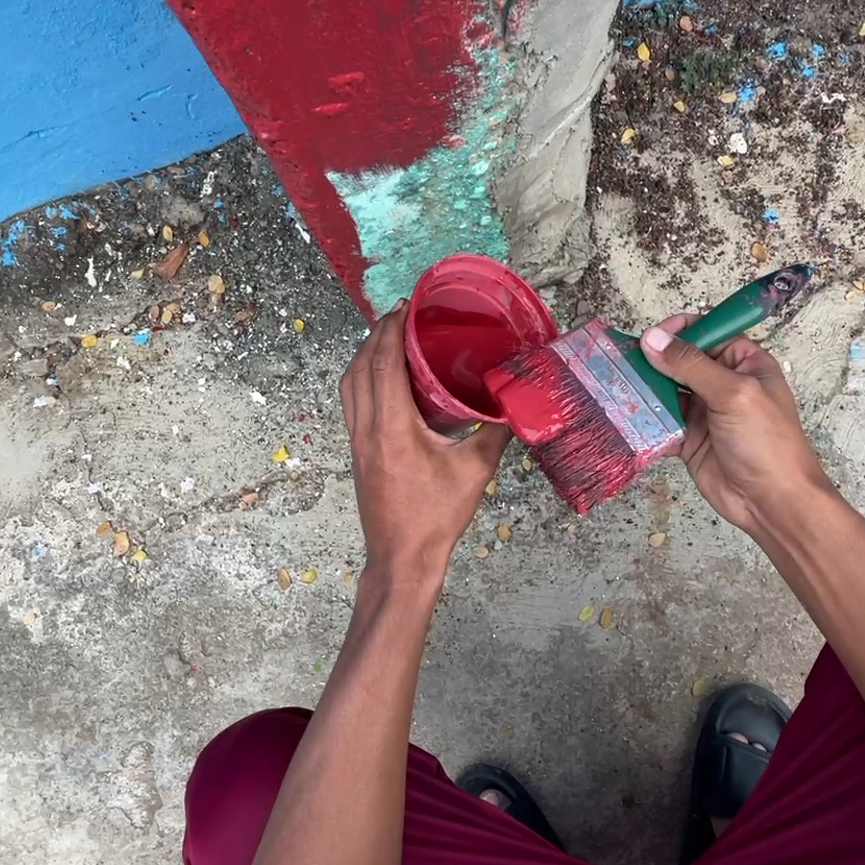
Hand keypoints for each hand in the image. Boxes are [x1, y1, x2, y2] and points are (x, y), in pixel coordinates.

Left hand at [341, 302, 510, 579]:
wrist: (402, 557)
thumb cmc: (436, 518)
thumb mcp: (475, 472)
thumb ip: (495, 433)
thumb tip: (515, 403)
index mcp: (393, 428)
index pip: (383, 365)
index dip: (391, 331)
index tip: (405, 307)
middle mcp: (367, 429)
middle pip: (359, 368)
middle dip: (376, 335)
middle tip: (400, 316)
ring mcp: (357, 442)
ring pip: (348, 385)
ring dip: (363, 356)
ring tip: (388, 339)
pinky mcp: (357, 452)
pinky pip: (351, 403)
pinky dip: (361, 379)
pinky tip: (384, 380)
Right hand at [638, 316, 827, 534]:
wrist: (771, 502)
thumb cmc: (767, 443)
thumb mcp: (733, 394)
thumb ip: (691, 365)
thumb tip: (653, 339)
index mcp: (743, 363)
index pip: (706, 333)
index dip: (678, 331)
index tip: (651, 337)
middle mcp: (721, 383)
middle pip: (680, 361)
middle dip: (653, 361)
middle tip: (623, 362)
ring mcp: (703, 412)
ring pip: (665, 391)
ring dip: (644, 390)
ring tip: (617, 387)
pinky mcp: (687, 439)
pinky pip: (660, 422)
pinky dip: (644, 420)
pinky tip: (626, 416)